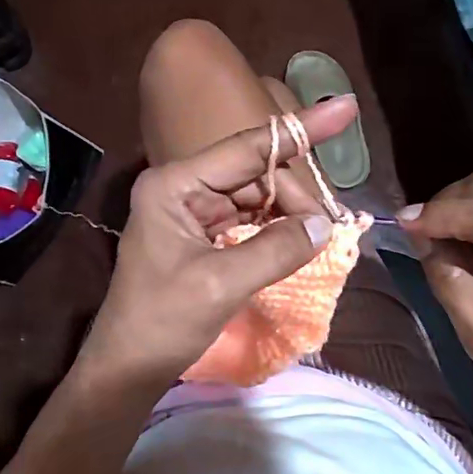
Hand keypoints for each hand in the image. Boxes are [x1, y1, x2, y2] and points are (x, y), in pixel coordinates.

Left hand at [80, 97, 358, 380]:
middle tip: (329, 227)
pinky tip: (297, 240)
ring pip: (254, 196)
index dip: (299, 130)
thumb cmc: (162, 321)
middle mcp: (181, 187)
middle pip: (254, 173)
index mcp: (175, 184)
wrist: (127, 366)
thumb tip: (324, 225)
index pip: (247, 147)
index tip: (345, 108)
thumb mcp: (222, 284)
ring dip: (287, 213)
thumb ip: (277, 248)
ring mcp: (189, 211)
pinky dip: (273, 230)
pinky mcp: (198, 236)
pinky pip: (246, 220)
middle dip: (294, 195)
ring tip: (319, 235)